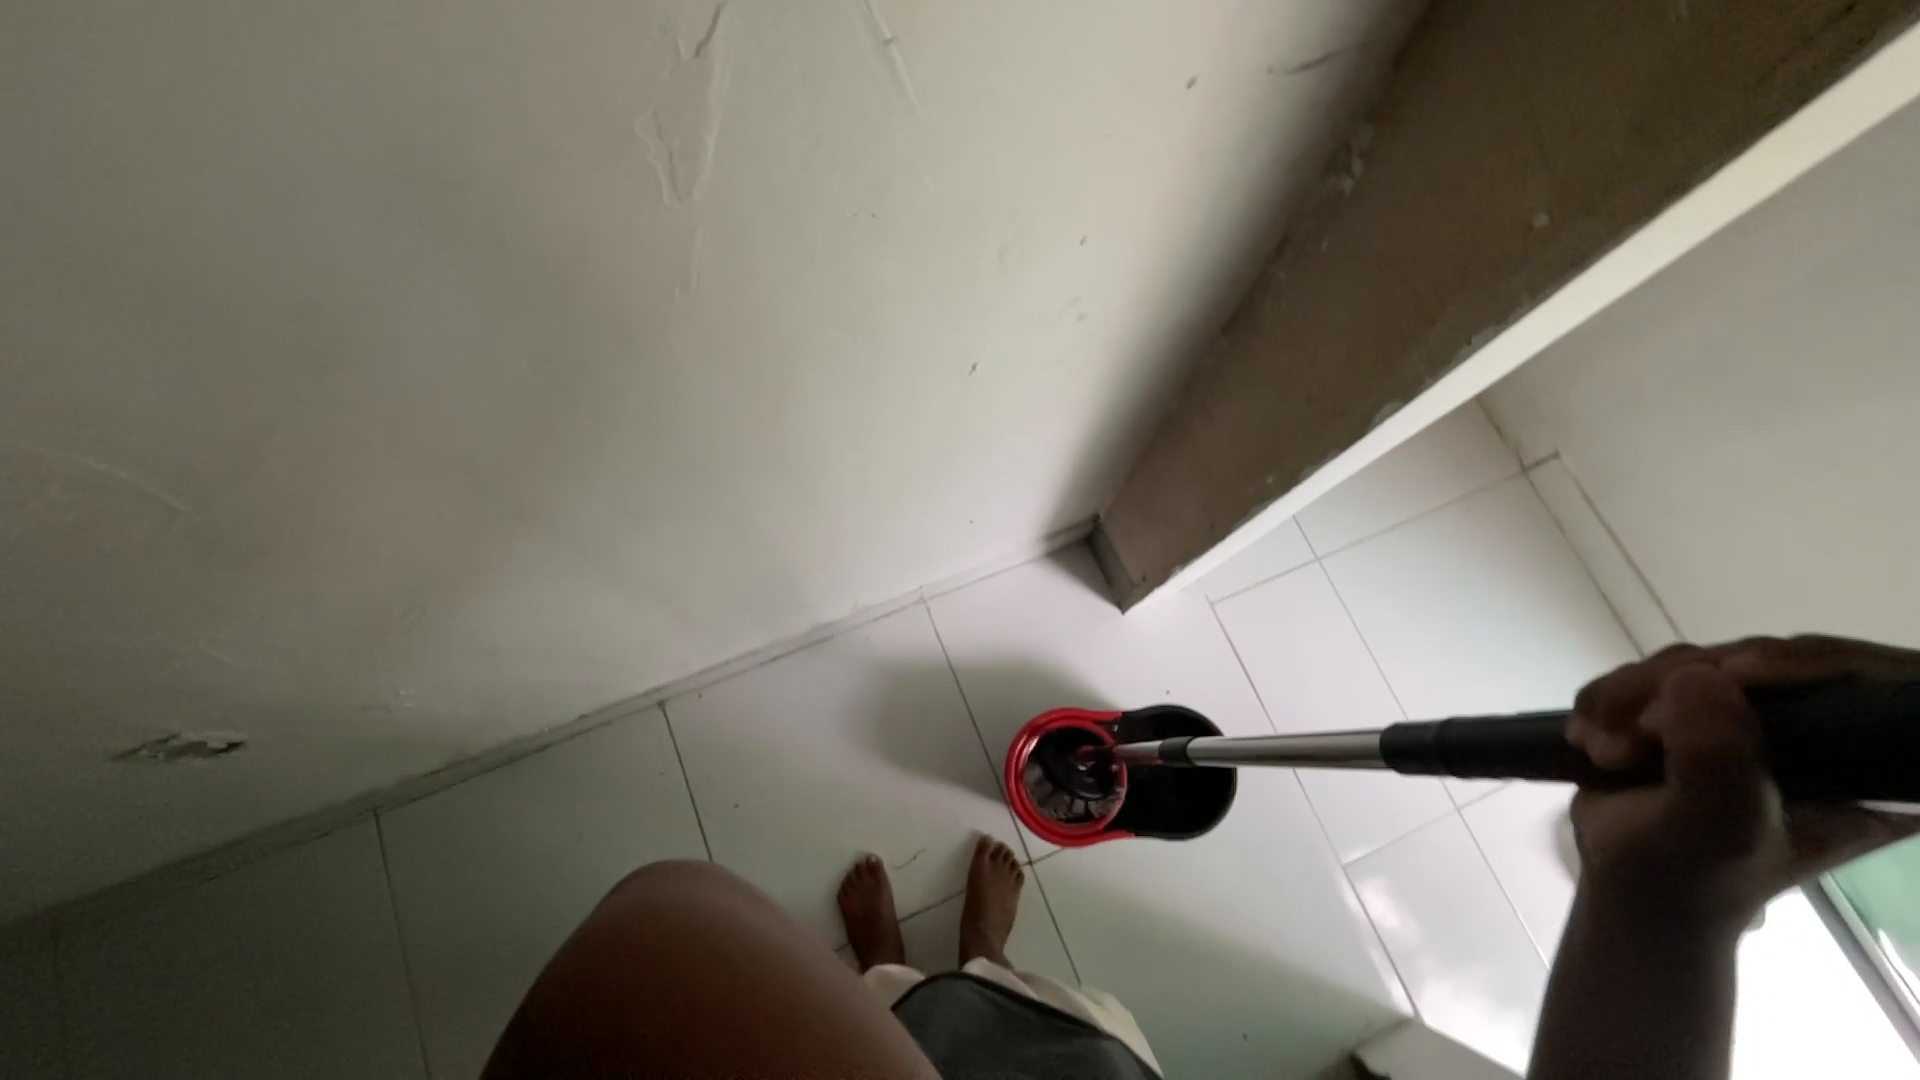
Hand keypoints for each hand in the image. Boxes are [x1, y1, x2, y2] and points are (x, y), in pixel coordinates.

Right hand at [1565, 635, 1919, 930]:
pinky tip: (1588, 736)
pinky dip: (1605, 697)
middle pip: (1756, 662)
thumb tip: (1699, 675)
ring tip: (1601, 751)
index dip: (1809, 665)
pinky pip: (1648, 672)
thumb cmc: (1685, 872)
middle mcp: (1818, 738)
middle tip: (1629, 738)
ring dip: (1625, 698)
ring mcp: (1748, 721)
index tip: (1735, 674)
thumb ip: (1717, 755)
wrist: (1627, 886)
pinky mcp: (1690, 712)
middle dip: (1674, 690)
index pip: (1872, 685)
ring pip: (1690, 664)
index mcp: (1867, 774)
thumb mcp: (1714, 823)